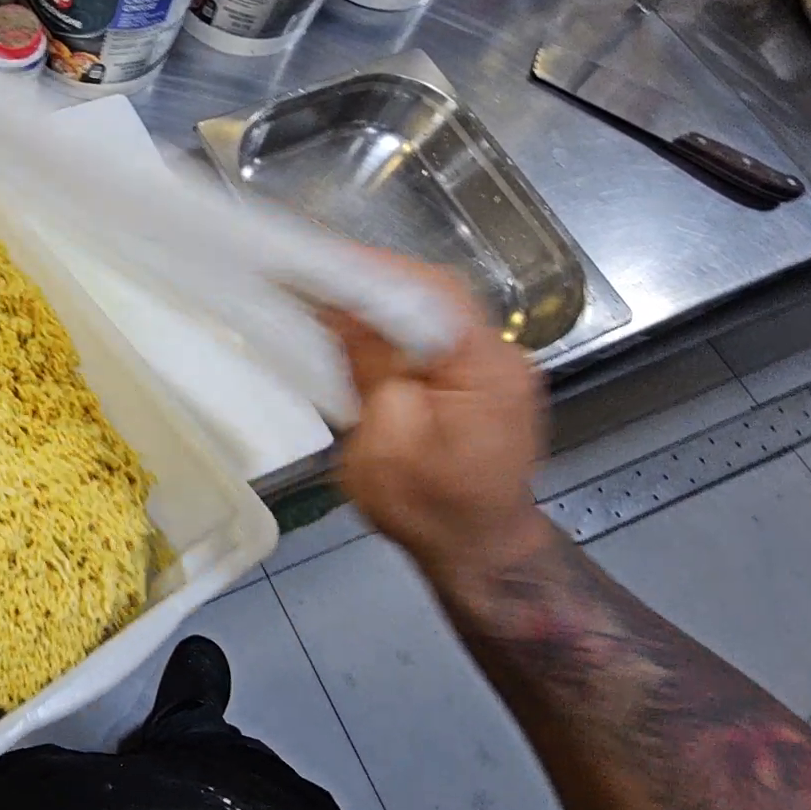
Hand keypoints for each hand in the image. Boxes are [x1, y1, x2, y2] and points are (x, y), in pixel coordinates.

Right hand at [321, 254, 550, 580]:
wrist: (478, 550)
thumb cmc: (428, 509)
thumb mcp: (385, 444)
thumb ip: (371, 368)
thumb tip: (342, 310)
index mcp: (484, 370)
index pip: (429, 295)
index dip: (372, 271)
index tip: (318, 259)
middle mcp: (499, 354)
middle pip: (434, 293)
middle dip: (370, 277)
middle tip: (311, 272)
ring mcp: (493, 363)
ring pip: (432, 307)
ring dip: (378, 296)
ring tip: (324, 289)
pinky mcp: (476, 375)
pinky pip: (431, 330)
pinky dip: (390, 319)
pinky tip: (356, 323)